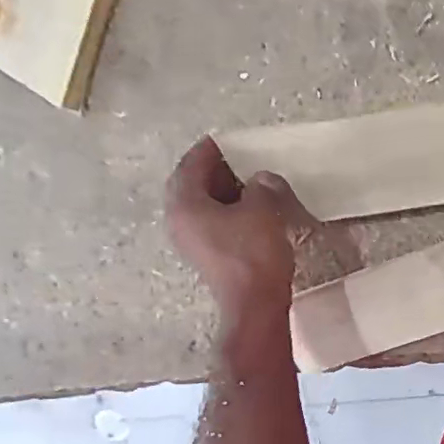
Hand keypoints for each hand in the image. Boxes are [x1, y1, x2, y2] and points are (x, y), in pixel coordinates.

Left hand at [166, 137, 296, 313]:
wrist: (254, 303)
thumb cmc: (254, 254)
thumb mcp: (263, 213)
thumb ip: (262, 188)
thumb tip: (264, 178)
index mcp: (185, 202)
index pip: (192, 165)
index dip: (211, 150)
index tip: (226, 140)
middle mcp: (178, 218)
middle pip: (192, 184)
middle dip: (216, 171)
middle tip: (241, 162)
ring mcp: (190, 239)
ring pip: (203, 205)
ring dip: (223, 193)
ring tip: (250, 187)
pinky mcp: (207, 255)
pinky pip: (213, 222)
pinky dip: (228, 211)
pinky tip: (249, 213)